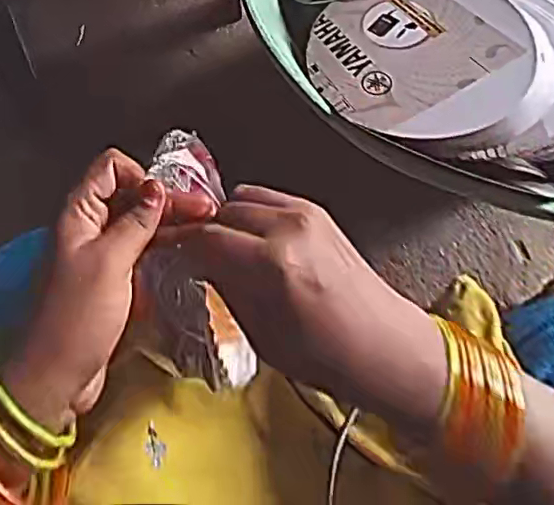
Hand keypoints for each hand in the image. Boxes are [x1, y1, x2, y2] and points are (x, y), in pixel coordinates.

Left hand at [0, 149, 216, 427]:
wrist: (54, 377)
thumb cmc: (75, 317)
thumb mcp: (109, 263)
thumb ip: (135, 223)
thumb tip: (156, 188)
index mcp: (79, 212)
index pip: (110, 167)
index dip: (140, 175)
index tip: (165, 199)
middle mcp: (90, 225)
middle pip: (130, 194)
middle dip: (166, 198)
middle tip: (206, 209)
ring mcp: (102, 252)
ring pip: (139, 222)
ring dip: (170, 221)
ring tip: (206, 227)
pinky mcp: (113, 278)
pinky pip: (140, 249)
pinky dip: (162, 244)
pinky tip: (187, 249)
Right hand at [160, 185, 445, 419]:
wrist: (388, 348)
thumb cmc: (335, 356)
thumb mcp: (263, 335)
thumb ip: (226, 289)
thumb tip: (199, 264)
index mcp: (274, 265)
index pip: (206, 238)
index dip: (179, 242)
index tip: (165, 247)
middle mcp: (290, 229)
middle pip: (220, 211)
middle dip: (201, 230)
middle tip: (191, 251)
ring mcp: (305, 215)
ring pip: (240, 197)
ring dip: (225, 219)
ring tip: (224, 246)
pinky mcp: (314, 211)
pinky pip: (265, 198)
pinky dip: (249, 213)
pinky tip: (250, 238)